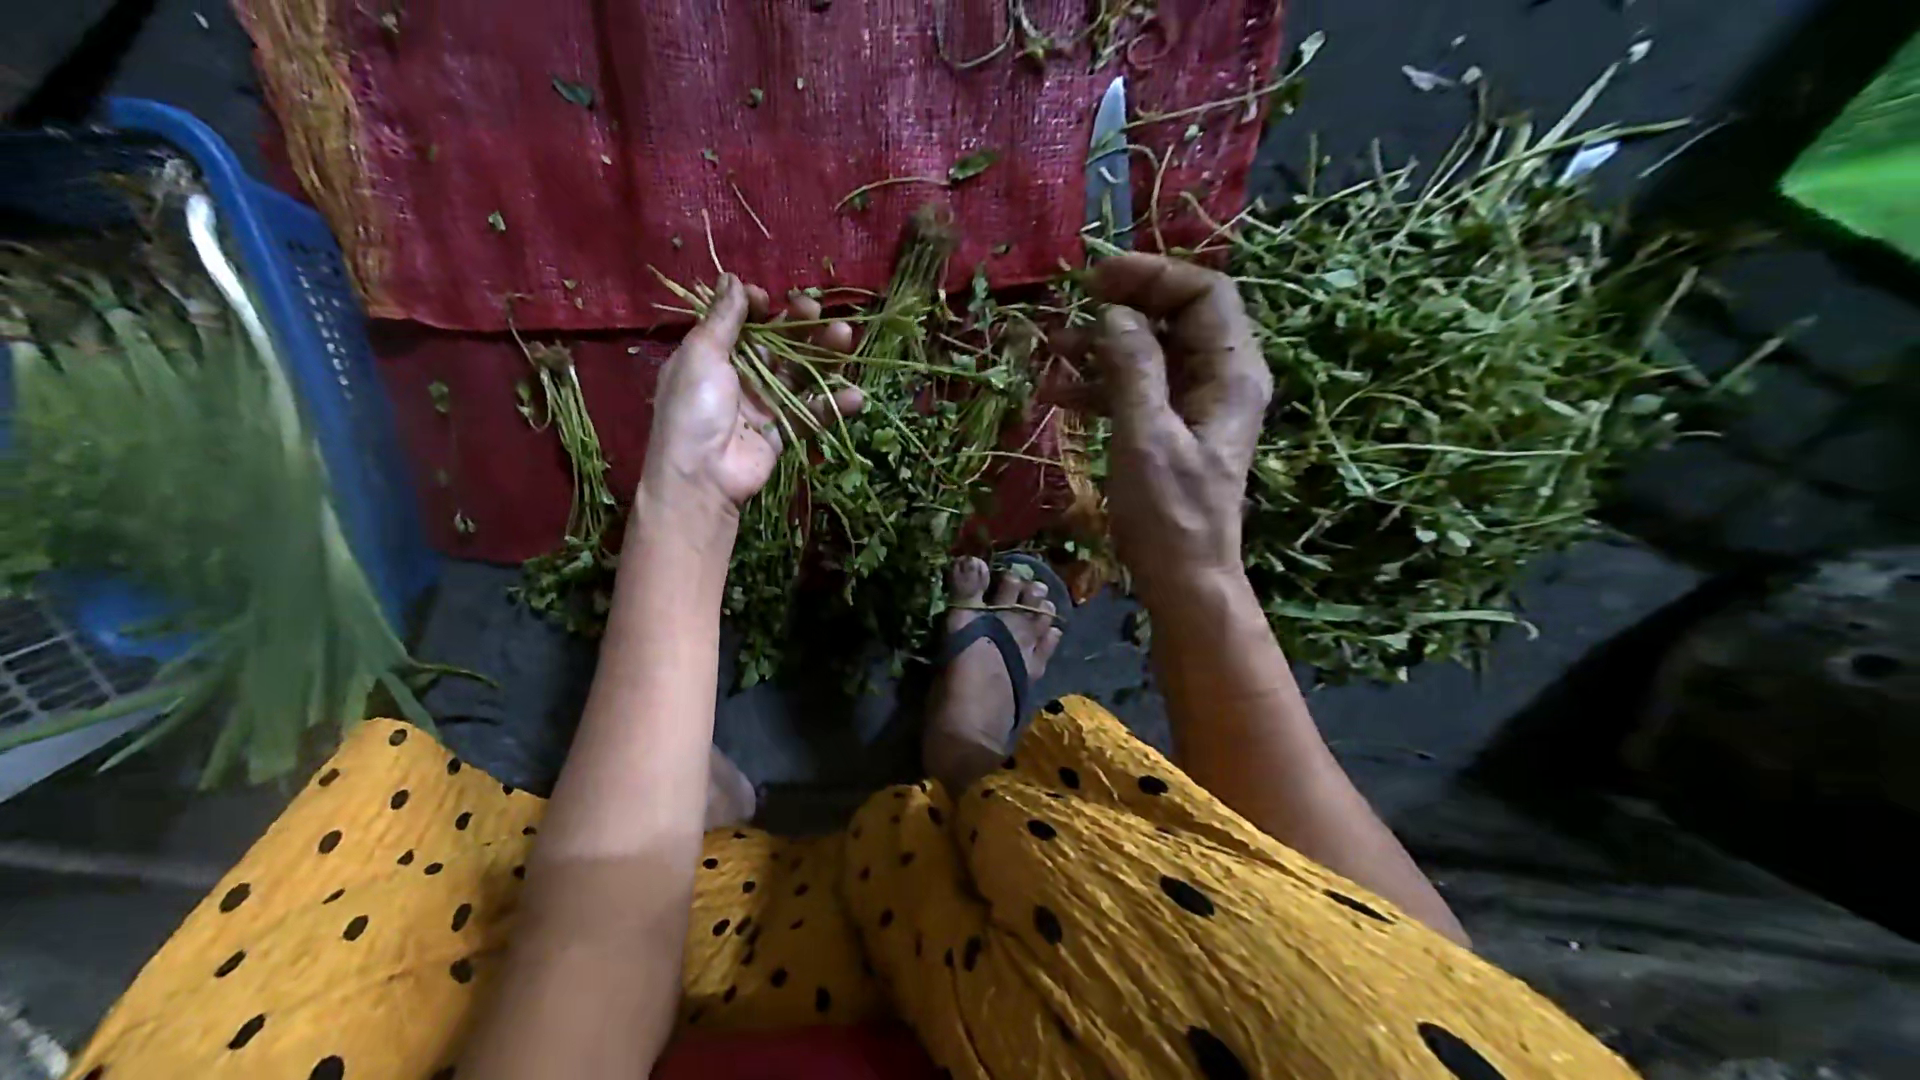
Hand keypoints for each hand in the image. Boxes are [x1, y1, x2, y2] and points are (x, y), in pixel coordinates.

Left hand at [643, 274, 860, 516]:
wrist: (701, 475)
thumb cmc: (694, 408)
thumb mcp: (701, 354)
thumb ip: (723, 318)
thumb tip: (732, 278)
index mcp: (714, 355)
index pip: (742, 324)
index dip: (758, 309)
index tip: (770, 300)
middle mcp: (740, 377)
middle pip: (778, 346)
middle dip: (800, 327)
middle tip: (819, 312)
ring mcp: (763, 405)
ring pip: (800, 375)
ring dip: (824, 357)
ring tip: (846, 339)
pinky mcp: (783, 433)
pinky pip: (812, 414)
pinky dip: (833, 406)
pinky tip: (855, 395)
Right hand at [1076, 254, 1271, 609]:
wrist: (1182, 576)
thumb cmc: (1169, 512)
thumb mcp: (1145, 436)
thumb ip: (1132, 368)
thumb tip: (1113, 315)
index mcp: (1232, 373)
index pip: (1205, 294)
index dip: (1153, 276)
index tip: (1098, 280)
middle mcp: (1221, 379)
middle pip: (1176, 319)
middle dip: (1123, 309)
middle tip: (1071, 309)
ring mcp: (1195, 405)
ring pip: (1151, 353)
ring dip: (1103, 347)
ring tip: (1053, 350)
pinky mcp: (1171, 429)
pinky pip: (1138, 389)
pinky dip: (1101, 385)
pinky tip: (1058, 392)